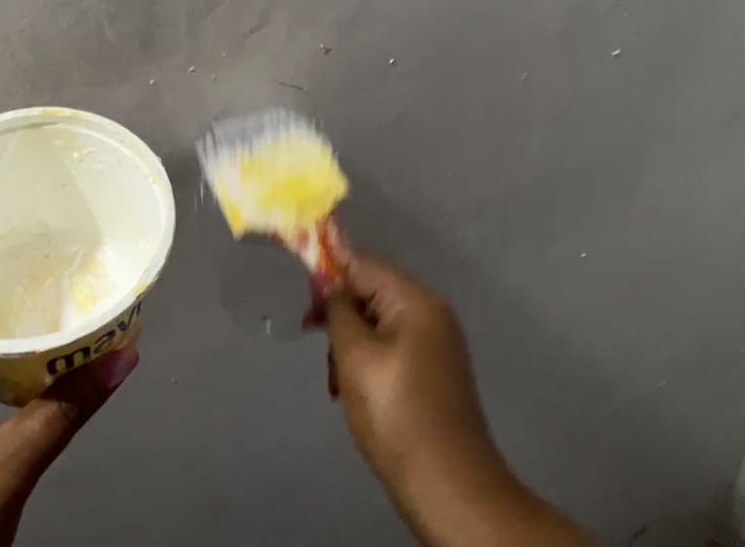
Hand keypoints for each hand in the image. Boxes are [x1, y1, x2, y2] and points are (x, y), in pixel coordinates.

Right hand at [322, 245, 587, 546]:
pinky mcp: (431, 371)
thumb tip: (329, 281)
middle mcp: (430, 314)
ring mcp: (434, 344)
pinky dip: (365, 361)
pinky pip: (388, 347)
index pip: (363, 262)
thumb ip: (338, 309)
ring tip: (336, 379)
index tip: (297, 264)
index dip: (328, 262)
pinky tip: (351, 390)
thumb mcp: (355, 355)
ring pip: (375, 323)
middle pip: (370, 291)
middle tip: (311, 332)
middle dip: (338, 311)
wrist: (446, 484)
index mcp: (415, 301)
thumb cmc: (395, 411)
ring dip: (348, 342)